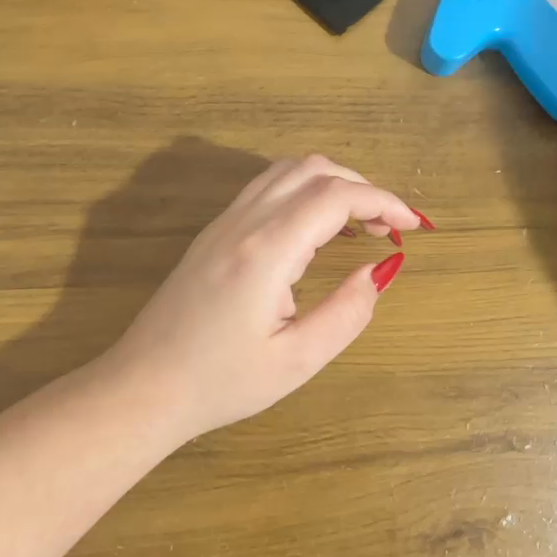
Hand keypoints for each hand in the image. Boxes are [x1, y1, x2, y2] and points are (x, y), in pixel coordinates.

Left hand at [95, 155, 424, 440]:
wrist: (144, 387)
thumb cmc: (221, 382)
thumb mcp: (297, 361)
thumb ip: (347, 312)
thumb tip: (380, 271)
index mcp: (267, 250)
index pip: (335, 196)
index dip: (383, 201)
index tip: (412, 227)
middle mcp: (244, 222)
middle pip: (313, 169)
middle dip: (362, 188)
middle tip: (390, 228)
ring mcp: (224, 223)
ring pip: (287, 172)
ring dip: (331, 185)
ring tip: (360, 226)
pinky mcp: (213, 234)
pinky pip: (267, 189)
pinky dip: (304, 193)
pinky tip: (317, 232)